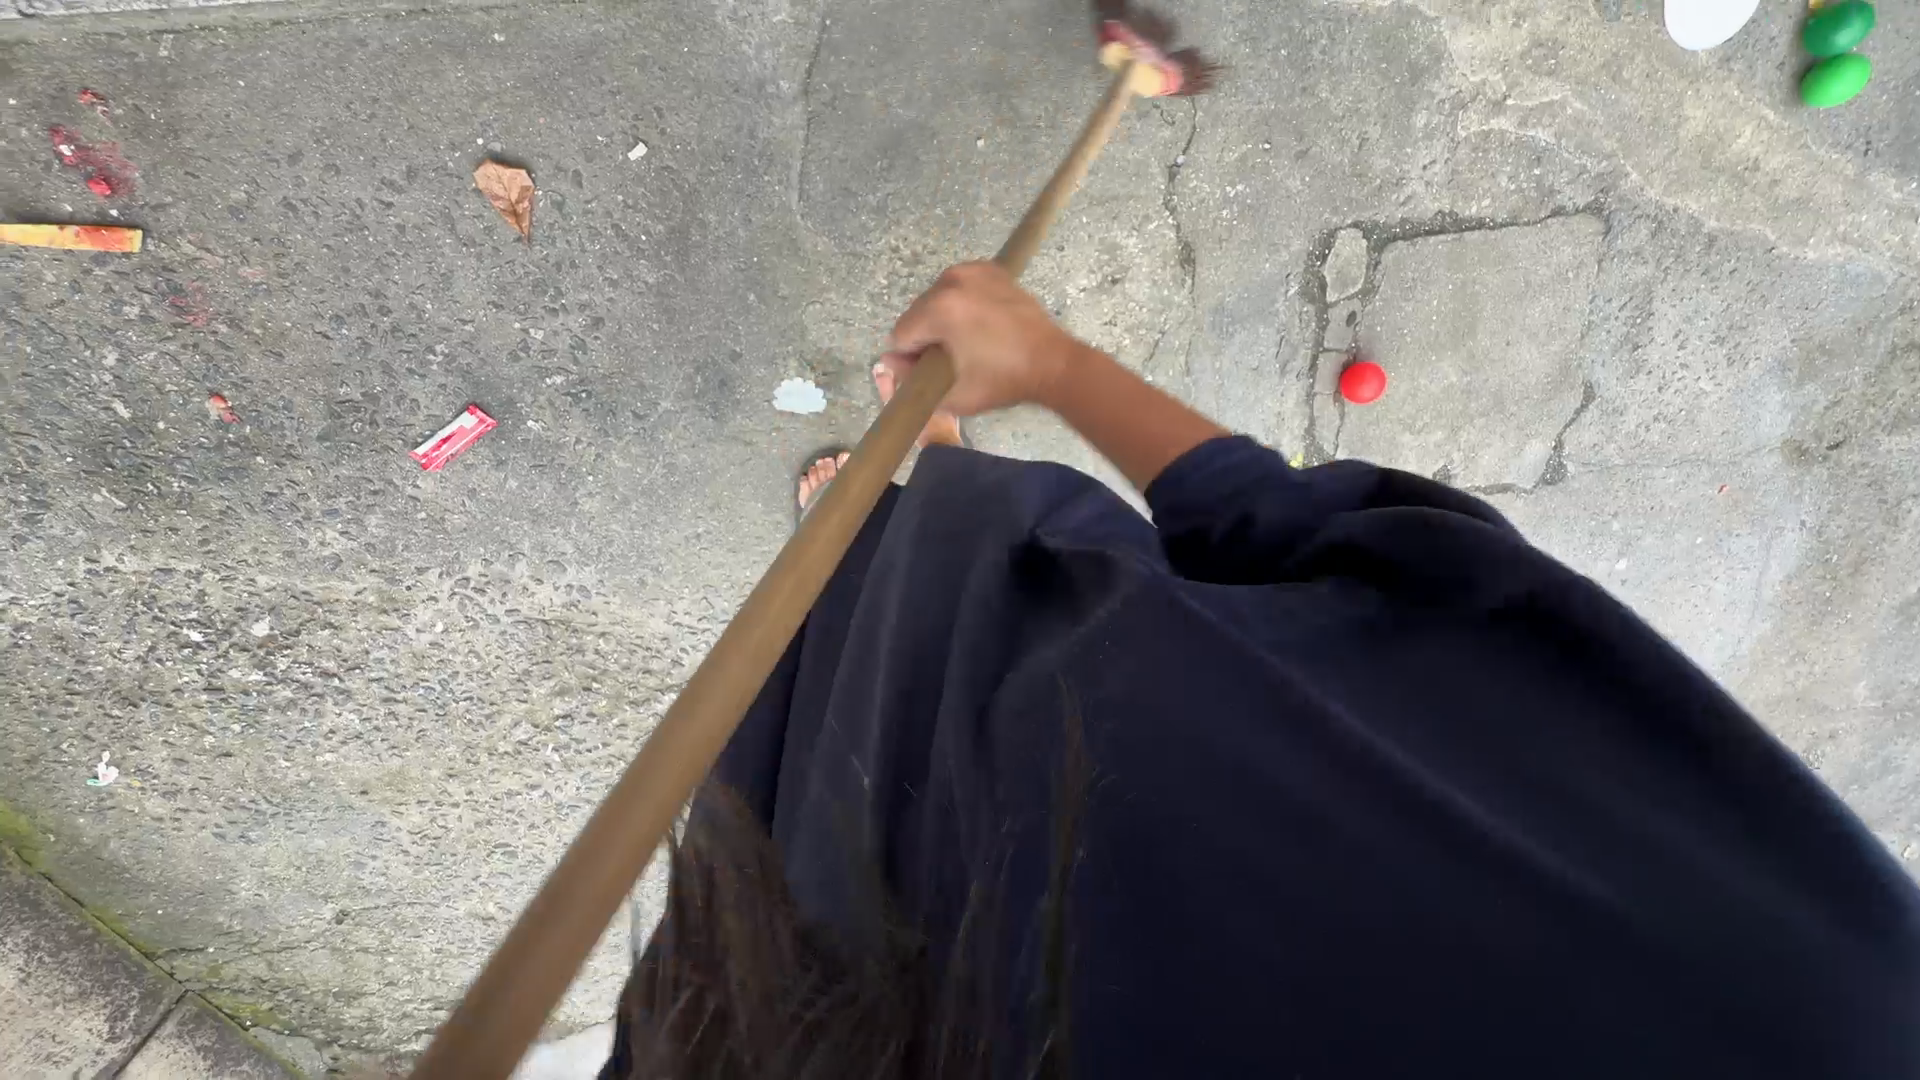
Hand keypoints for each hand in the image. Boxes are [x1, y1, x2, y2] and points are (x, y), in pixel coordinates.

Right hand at [882, 261, 1088, 415]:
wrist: (1052, 363)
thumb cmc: (1003, 381)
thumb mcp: (953, 394)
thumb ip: (912, 381)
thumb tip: (889, 364)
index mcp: (940, 309)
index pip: (900, 335)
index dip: (910, 359)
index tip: (933, 371)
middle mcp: (952, 281)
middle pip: (916, 314)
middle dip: (926, 337)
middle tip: (953, 359)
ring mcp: (973, 270)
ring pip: (935, 300)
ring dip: (942, 320)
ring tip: (968, 343)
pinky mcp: (990, 270)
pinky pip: (958, 288)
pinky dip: (960, 305)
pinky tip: (978, 325)